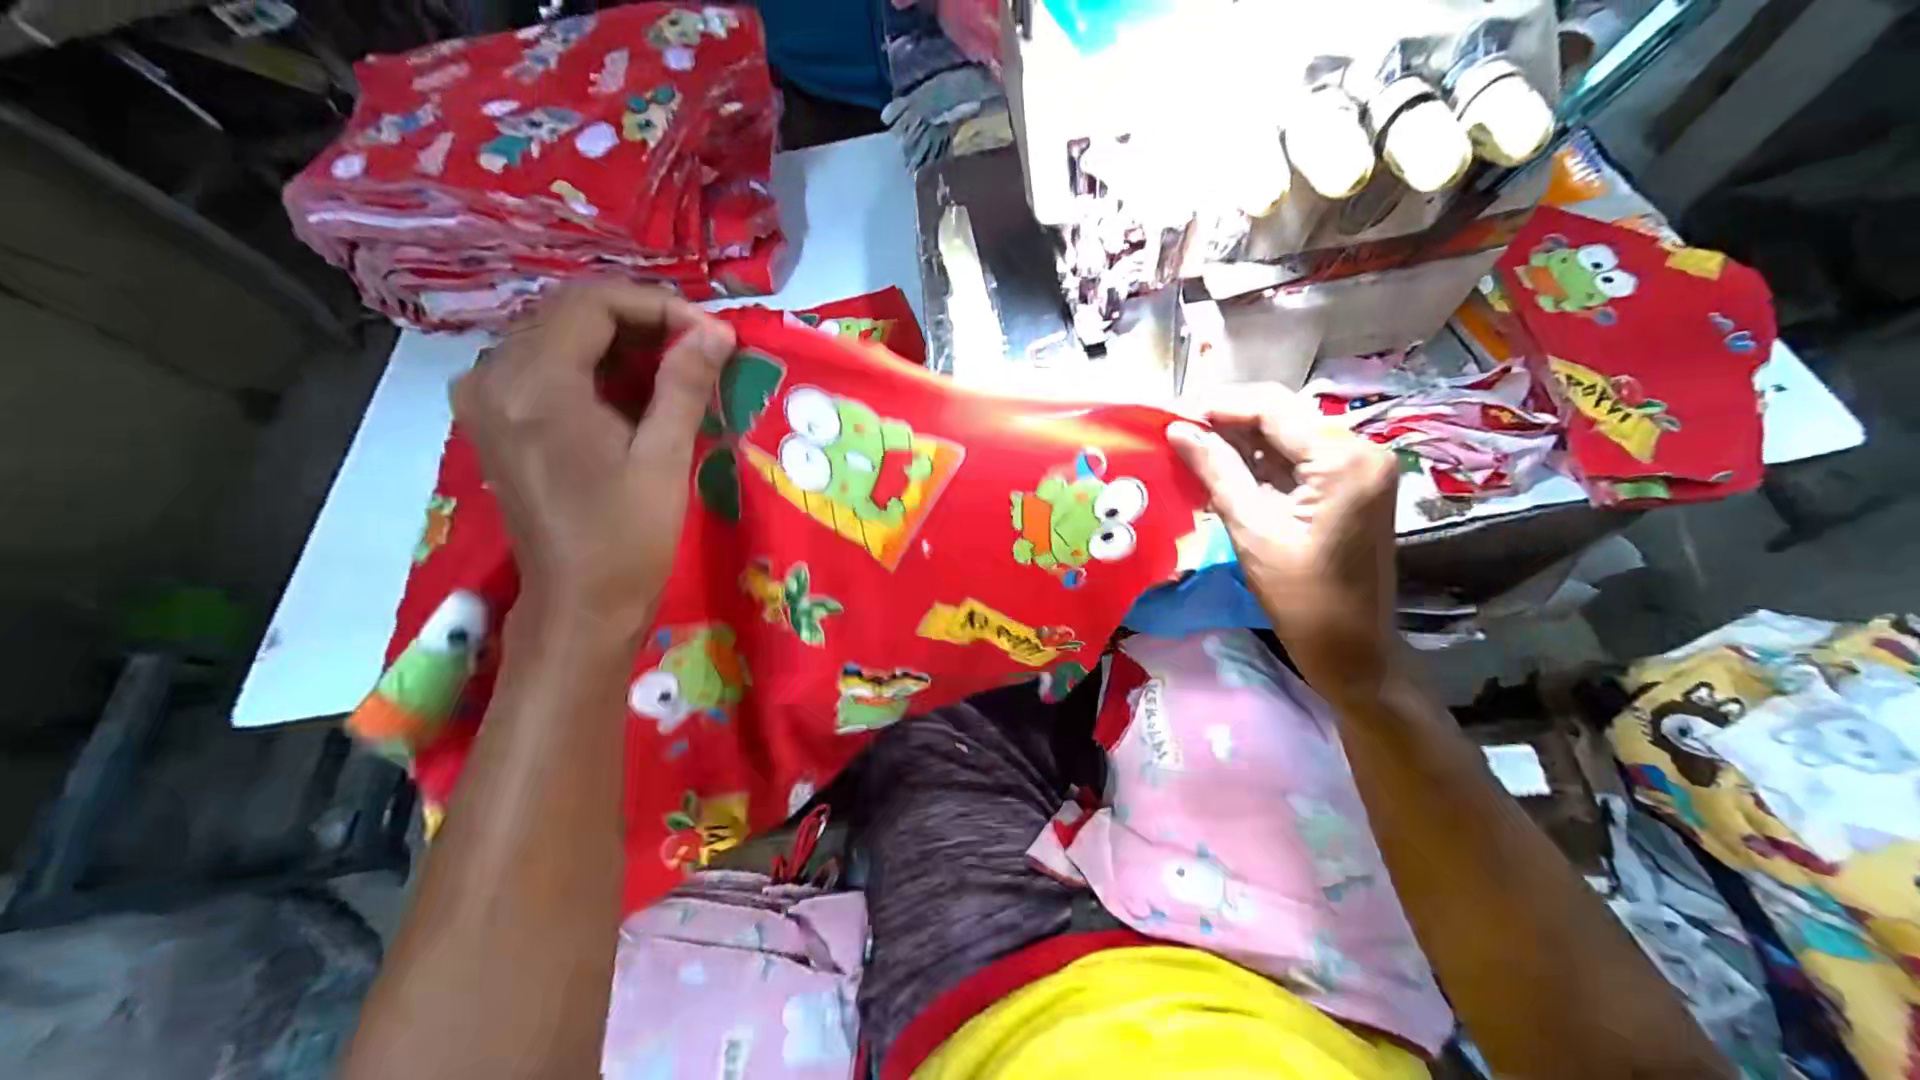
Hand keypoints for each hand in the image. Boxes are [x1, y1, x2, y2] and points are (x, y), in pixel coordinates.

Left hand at [452, 284, 735, 638]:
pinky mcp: (493, 418)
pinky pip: (543, 364)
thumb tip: (718, 330)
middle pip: (570, 313)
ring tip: (676, 368)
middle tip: (699, 348)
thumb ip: (684, 384)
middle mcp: (494, 377)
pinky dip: (592, 365)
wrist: (580, 603)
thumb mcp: (663, 458)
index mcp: (535, 385)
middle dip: (641, 321)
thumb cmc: (627, 538)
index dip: (658, 306)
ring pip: (557, 335)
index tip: (710, 332)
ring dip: (619, 342)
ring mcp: (485, 397)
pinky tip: (633, 390)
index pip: (593, 304)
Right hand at [1167, 385, 1398, 700]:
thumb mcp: (1252, 529)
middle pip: (1281, 414)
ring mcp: (1357, 467)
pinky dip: (1257, 460)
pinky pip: (1295, 459)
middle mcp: (1359, 450)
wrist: (1350, 648)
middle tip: (1175, 429)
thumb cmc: (1301, 596)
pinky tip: (1219, 464)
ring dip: (1238, 438)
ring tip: (1189, 444)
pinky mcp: (1347, 486)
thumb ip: (1216, 470)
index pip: (1271, 407)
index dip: (1216, 405)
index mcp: (1343, 458)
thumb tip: (1177, 429)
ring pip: (1285, 434)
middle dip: (1225, 419)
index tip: (1169, 414)